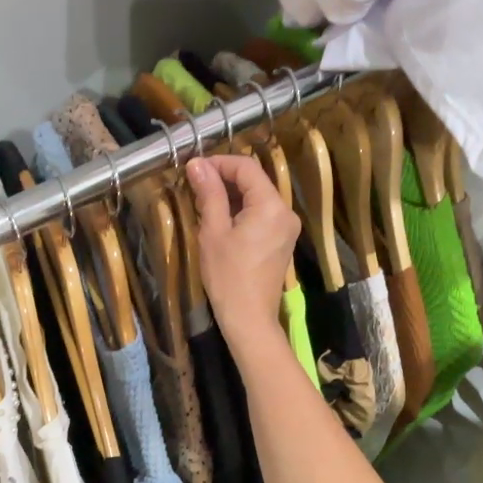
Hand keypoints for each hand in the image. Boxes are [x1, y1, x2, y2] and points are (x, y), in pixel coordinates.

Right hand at [187, 154, 300, 349]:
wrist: (249, 319)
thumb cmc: (228, 277)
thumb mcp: (213, 232)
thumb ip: (209, 194)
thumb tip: (198, 164)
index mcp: (271, 205)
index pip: (246, 167)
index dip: (219, 163)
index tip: (195, 169)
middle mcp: (286, 212)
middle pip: (255, 181)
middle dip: (225, 179)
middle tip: (197, 186)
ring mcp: (287, 228)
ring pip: (258, 198)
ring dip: (233, 196)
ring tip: (206, 204)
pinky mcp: (283, 242)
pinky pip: (263, 216)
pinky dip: (243, 212)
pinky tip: (223, 221)